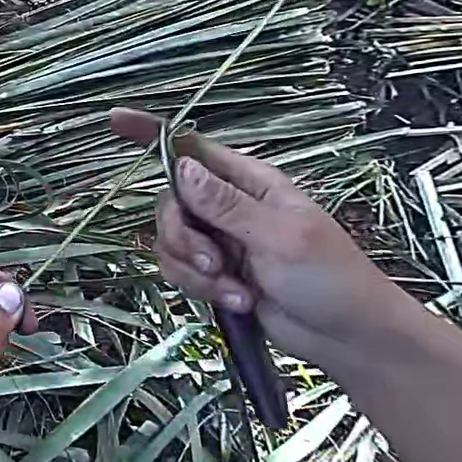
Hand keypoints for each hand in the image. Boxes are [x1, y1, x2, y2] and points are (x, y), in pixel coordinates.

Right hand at [110, 108, 417, 368]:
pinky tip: (237, 301)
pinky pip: (178, 271)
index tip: (114, 121)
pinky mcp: (213, 273)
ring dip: (195, 271)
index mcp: (248, 181)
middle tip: (211, 263)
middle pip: (170, 202)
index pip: (191, 147)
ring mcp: (217, 240)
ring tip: (234, 290)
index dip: (151, 133)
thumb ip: (226, 204)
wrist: (347, 339)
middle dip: (182, 237)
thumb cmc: (330, 277)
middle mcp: (226, 205)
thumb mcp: (280, 237)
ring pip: (170, 241)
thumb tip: (181, 167)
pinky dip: (200, 289)